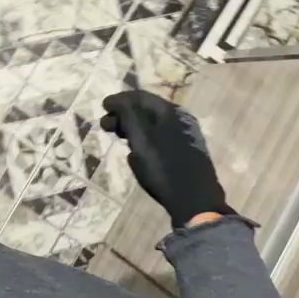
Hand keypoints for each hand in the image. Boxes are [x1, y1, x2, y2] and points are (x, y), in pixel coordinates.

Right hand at [99, 90, 229, 227]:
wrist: (195, 201)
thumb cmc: (164, 167)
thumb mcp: (140, 138)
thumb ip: (128, 115)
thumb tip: (116, 100)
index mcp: (169, 111)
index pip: (139, 96)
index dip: (119, 100)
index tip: (103, 107)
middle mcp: (180, 118)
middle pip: (146, 109)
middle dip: (124, 115)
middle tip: (106, 126)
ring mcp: (186, 135)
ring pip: (153, 124)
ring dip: (133, 127)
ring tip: (119, 138)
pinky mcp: (188, 151)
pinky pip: (160, 137)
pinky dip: (144, 138)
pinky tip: (137, 151)